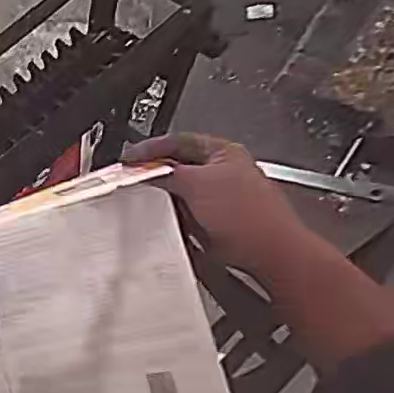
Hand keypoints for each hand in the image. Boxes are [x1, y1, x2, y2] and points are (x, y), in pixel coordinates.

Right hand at [122, 132, 319, 276]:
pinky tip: (158, 216)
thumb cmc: (247, 214)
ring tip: (141, 197)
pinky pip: (179, 212)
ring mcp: (214, 196)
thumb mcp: (197, 182)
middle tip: (130, 176)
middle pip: (175, 165)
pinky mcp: (208, 219)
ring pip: (176, 190)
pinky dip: (167, 214)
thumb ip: (167, 173)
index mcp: (222, 152)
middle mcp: (219, 172)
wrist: (264, 251)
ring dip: (160, 195)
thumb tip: (145, 171)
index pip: (178, 141)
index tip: (129, 157)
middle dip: (152, 171)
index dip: (151, 147)